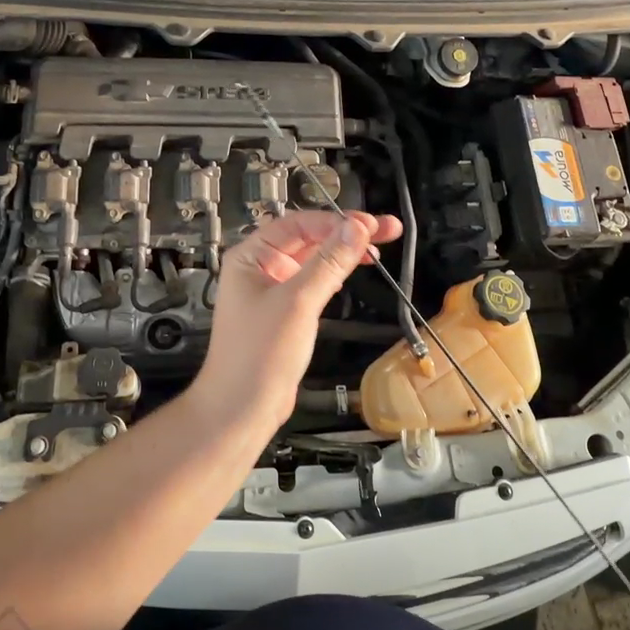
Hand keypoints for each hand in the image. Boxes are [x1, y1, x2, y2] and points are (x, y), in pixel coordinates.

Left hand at [189, 210, 401, 427]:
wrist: (241, 408)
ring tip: (379, 248)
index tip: (372, 224)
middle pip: (308, 239)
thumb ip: (329, 262)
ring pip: (313, 260)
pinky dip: (334, 274)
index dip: (336, 221)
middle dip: (346, 233)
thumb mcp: (299, 302)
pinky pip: (312, 282)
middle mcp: (259, 267)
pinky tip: (354, 270)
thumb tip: (357, 227)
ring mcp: (271, 290)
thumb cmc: (260, 353)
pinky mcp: (284, 312)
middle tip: (388, 229)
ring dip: (343, 253)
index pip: (299, 224)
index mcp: (251, 256)